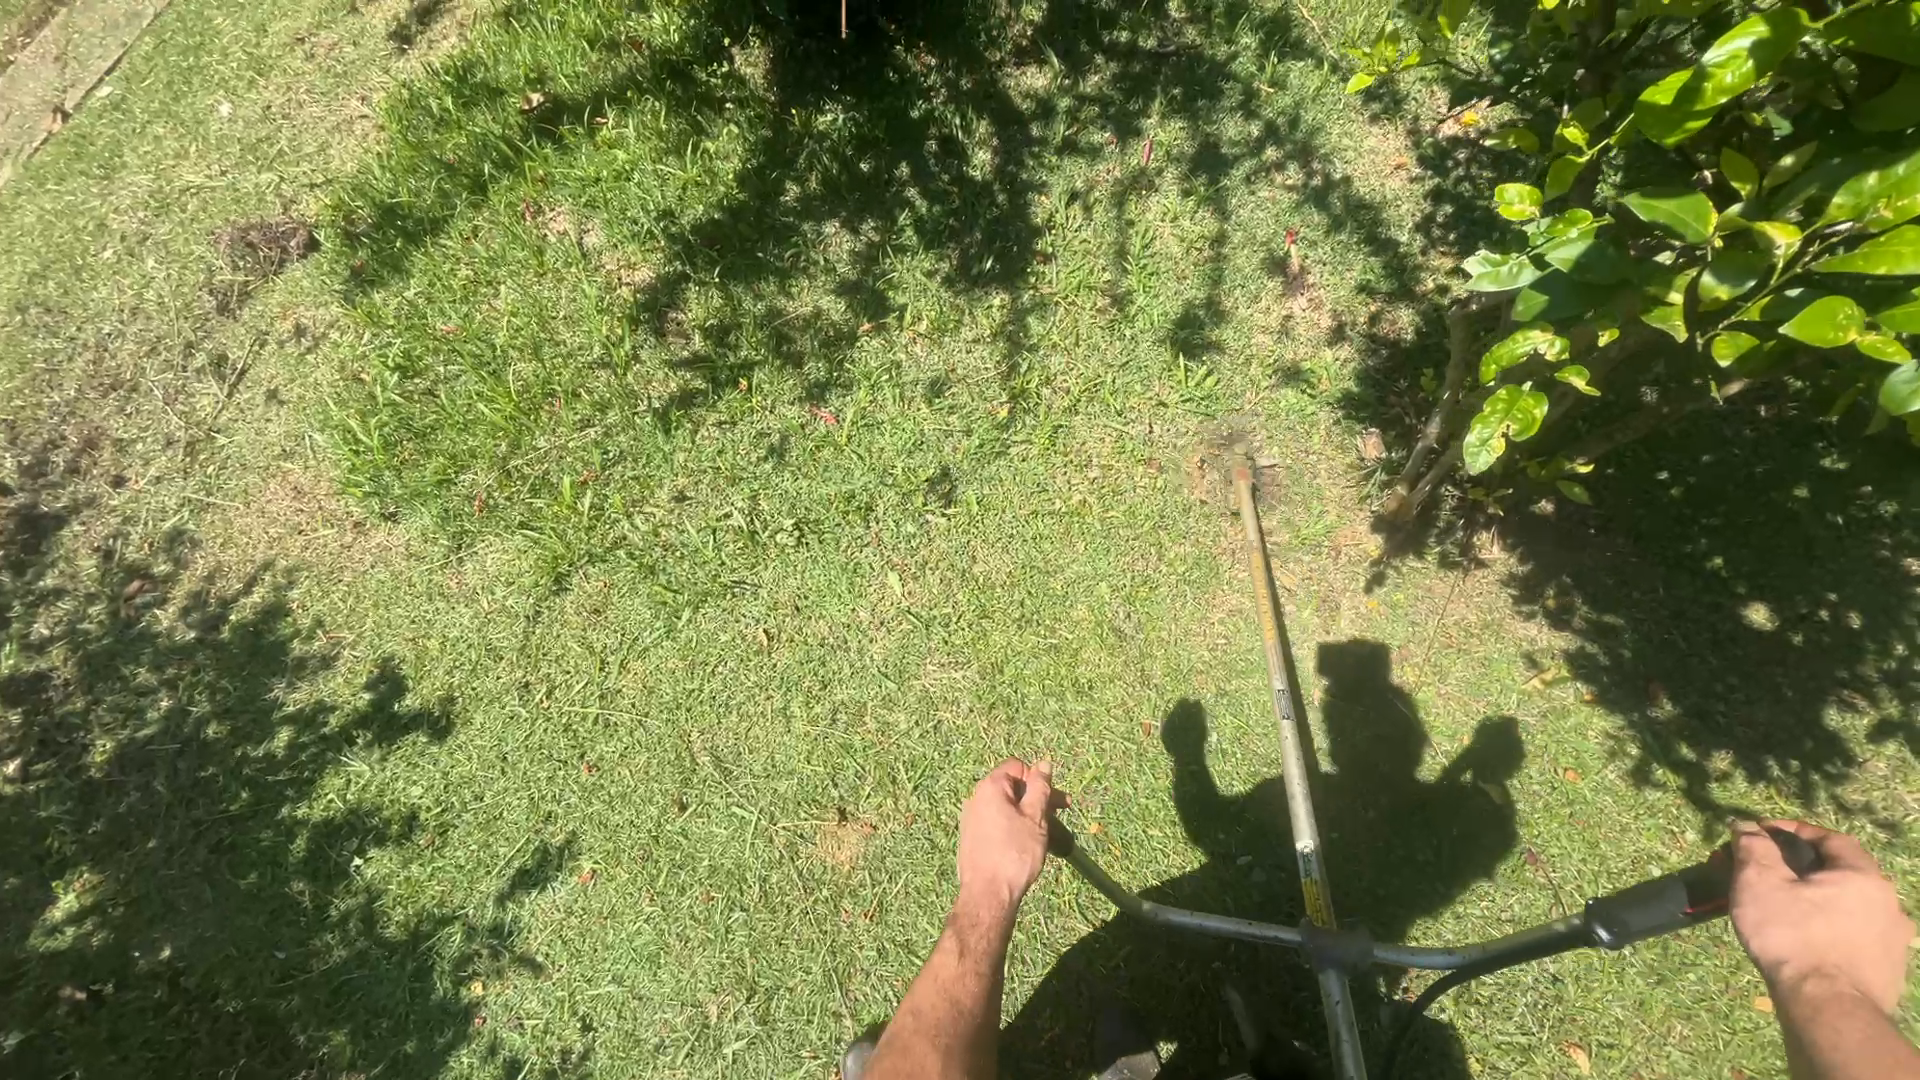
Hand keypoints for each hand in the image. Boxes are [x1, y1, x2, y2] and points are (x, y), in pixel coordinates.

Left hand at [956, 759, 1066, 914]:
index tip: (1054, 801)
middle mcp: (976, 797)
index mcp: (990, 786)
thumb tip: (1043, 764)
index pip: (1018, 767)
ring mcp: (971, 818)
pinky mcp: (972, 837)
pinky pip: (998, 824)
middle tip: (1060, 818)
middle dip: (1038, 801)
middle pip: (1013, 789)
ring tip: (1051, 839)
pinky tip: (1029, 847)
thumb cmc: (1015, 853)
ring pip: (1007, 809)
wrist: (987, 895)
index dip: (1038, 781)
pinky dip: (1015, 829)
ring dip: (1030, 818)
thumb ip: (1040, 788)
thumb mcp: (1035, 817)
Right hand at [1729, 818, 1913, 1015]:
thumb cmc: (1791, 932)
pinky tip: (1795, 929)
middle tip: (1756, 868)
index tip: (1759, 832)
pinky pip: (1849, 926)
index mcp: (1862, 878)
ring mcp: (1892, 937)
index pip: (1832, 838)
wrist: (1828, 1002)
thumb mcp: (1759, 880)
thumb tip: (1747, 826)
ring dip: (1806, 892)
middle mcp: (1888, 904)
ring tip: (1770, 900)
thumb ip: (1753, 846)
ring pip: (1843, 900)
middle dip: (1793, 863)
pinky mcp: (1886, 963)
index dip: (1794, 829)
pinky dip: (1820, 917)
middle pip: (1837, 870)